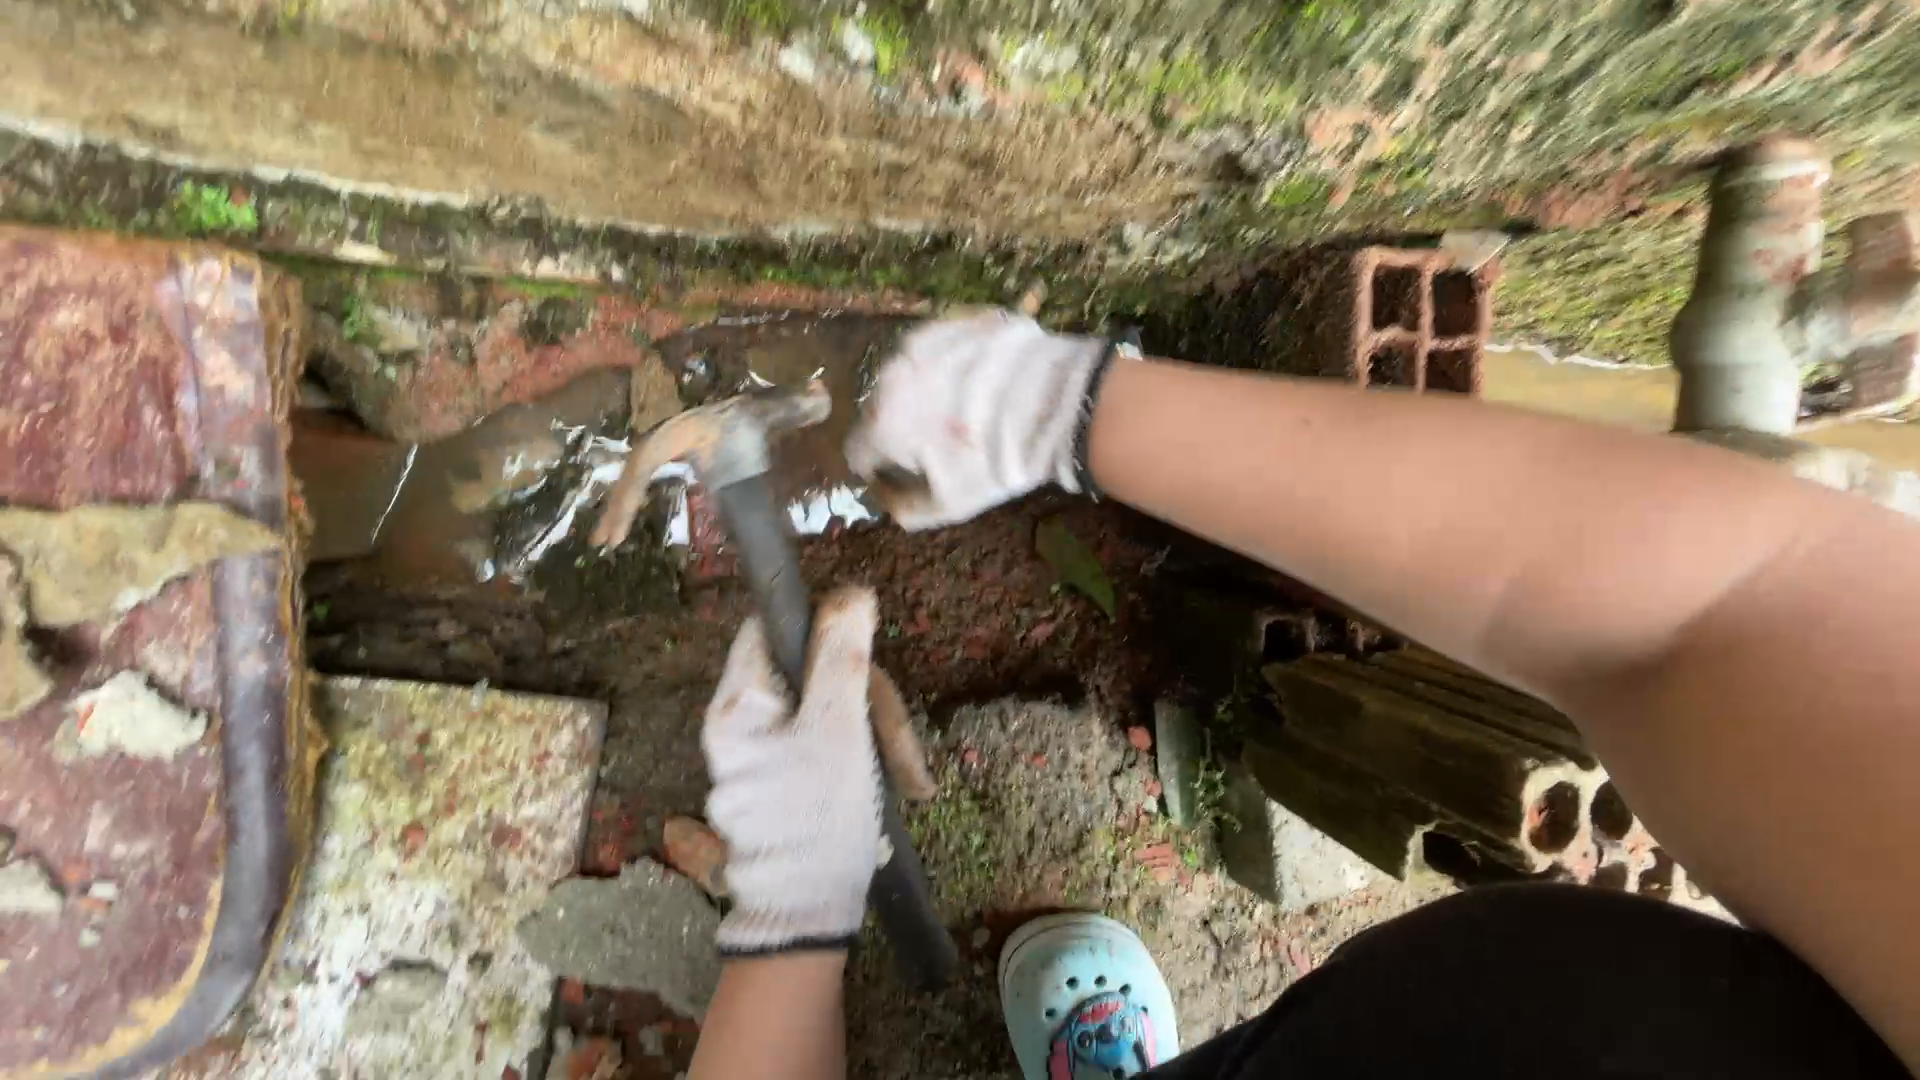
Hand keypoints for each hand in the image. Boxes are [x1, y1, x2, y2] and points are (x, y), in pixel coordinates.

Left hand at [702, 588, 881, 953]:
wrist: (808, 914)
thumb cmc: (819, 814)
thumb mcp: (838, 726)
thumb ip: (840, 655)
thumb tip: (849, 592)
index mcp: (736, 704)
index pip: (767, 628)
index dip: (814, 628)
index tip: (857, 652)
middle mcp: (733, 725)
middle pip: (803, 670)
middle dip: (860, 696)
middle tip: (897, 742)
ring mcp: (753, 757)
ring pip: (820, 708)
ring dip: (867, 730)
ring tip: (902, 774)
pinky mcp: (775, 781)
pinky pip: (818, 742)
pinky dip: (854, 752)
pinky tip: (879, 780)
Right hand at [845, 311, 1107, 528]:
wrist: (1055, 403)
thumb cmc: (996, 461)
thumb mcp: (951, 504)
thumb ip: (906, 509)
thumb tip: (887, 500)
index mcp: (882, 421)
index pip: (858, 450)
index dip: (877, 467)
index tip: (902, 472)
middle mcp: (891, 374)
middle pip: (882, 407)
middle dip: (902, 424)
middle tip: (941, 439)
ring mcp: (924, 339)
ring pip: (911, 371)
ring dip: (925, 388)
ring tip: (966, 405)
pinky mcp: (957, 318)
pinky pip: (944, 345)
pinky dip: (955, 362)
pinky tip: (985, 379)